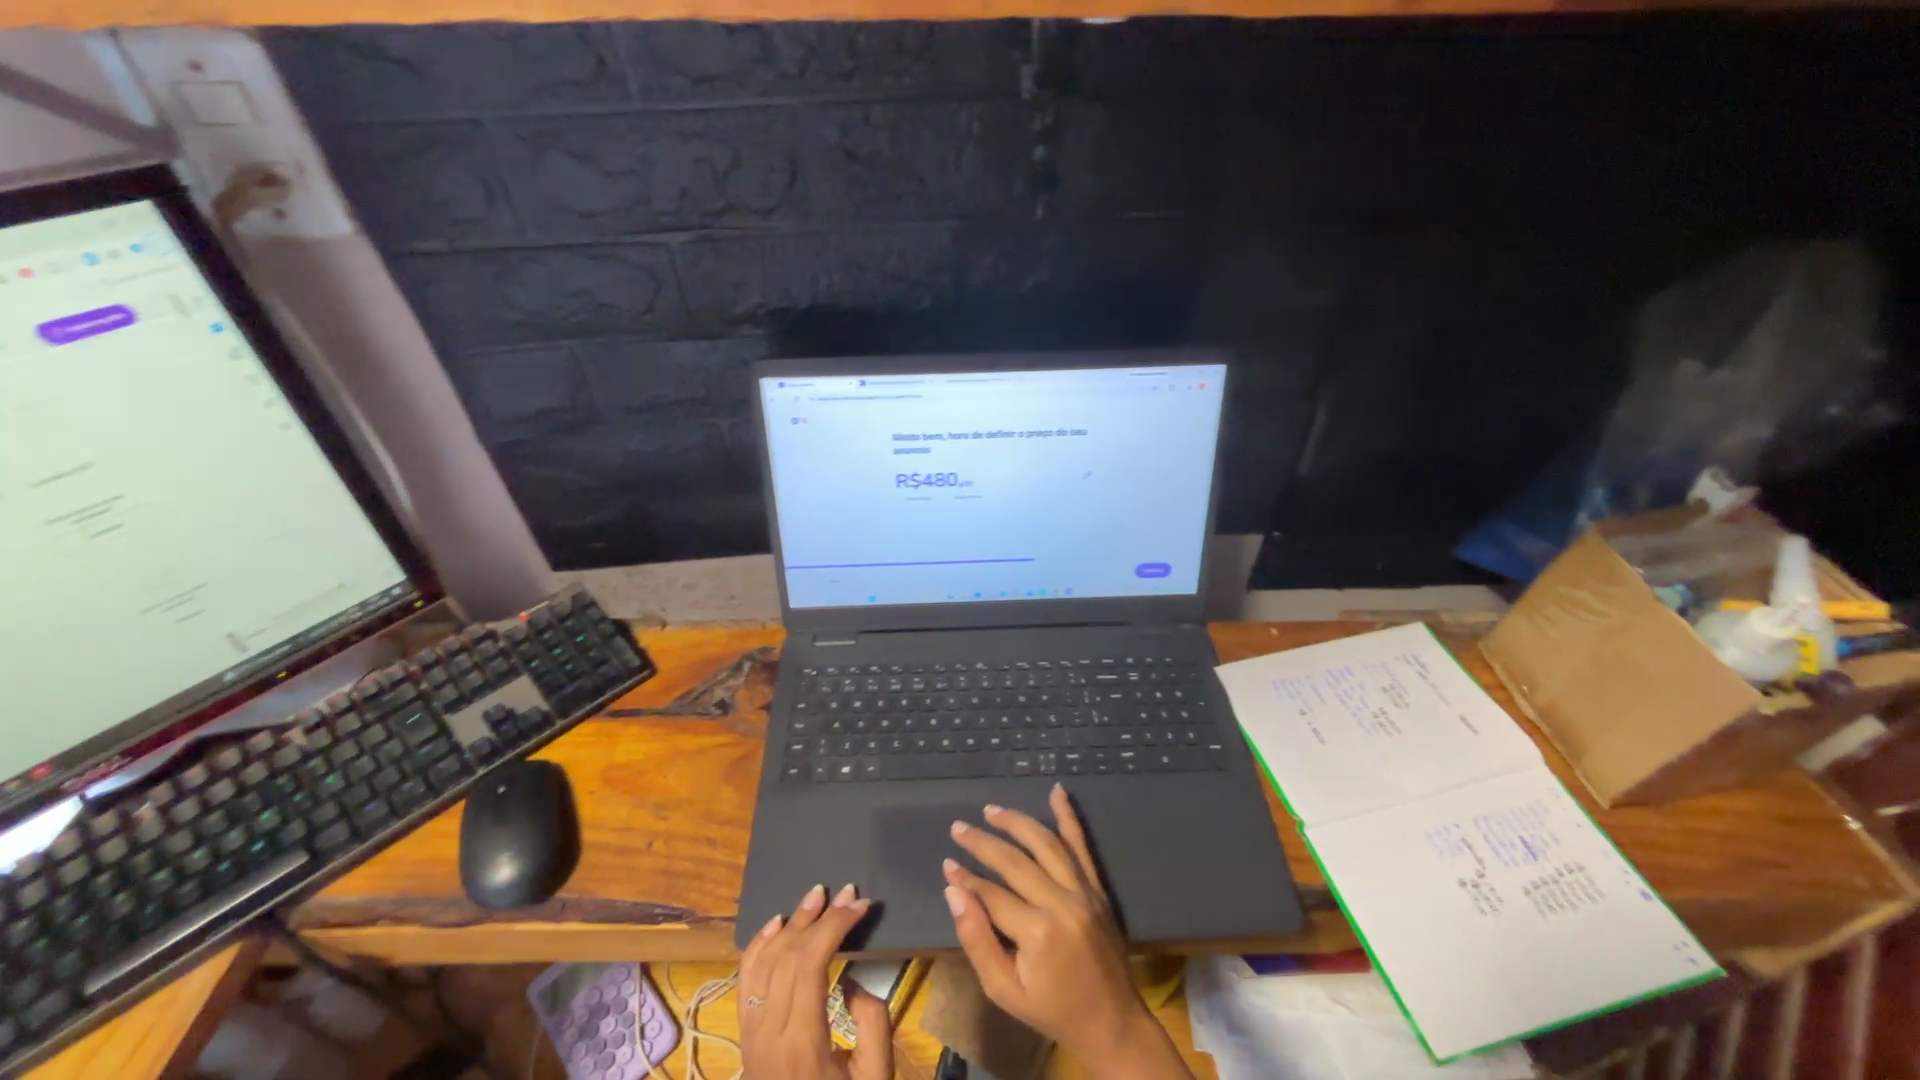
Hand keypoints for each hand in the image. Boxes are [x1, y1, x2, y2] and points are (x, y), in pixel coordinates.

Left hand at [738, 884, 892, 1079]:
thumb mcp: (875, 1078)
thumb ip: (873, 1024)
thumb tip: (854, 978)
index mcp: (802, 1044)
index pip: (810, 964)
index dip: (834, 926)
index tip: (861, 905)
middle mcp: (767, 1035)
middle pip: (786, 956)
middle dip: (817, 918)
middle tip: (844, 893)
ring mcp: (750, 1036)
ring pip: (762, 963)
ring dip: (789, 924)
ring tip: (815, 898)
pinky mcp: (745, 1038)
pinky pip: (745, 981)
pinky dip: (758, 946)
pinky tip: (776, 924)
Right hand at [943, 784, 1193, 1078]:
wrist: (1111, 1022)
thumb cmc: (1052, 1010)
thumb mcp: (1004, 989)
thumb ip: (976, 939)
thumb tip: (953, 893)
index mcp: (1037, 931)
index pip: (992, 893)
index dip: (966, 878)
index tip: (947, 864)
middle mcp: (1062, 902)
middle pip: (1016, 861)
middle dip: (983, 842)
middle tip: (958, 828)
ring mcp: (1084, 892)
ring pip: (1047, 844)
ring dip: (1017, 822)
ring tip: (991, 811)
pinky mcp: (1098, 889)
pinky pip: (1082, 846)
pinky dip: (1069, 817)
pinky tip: (1057, 792)